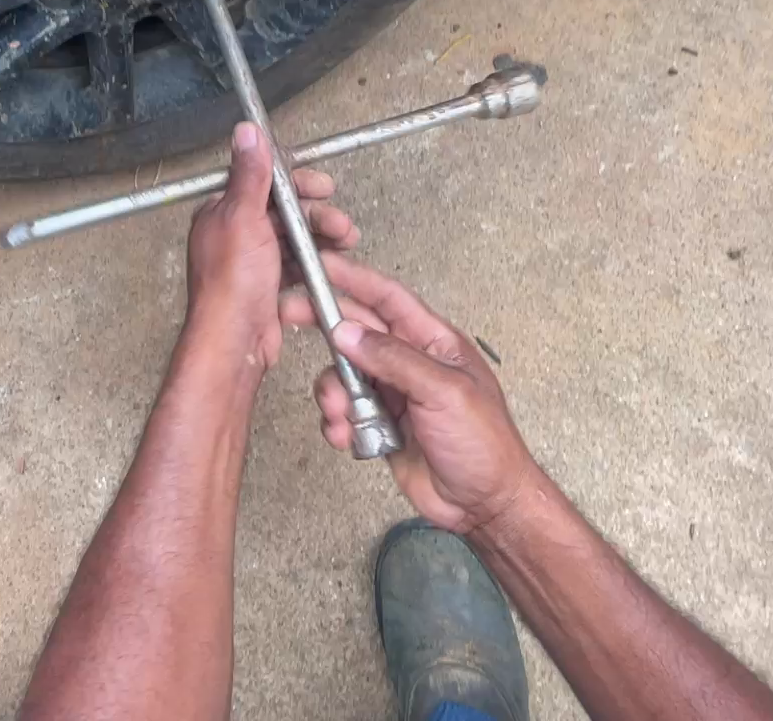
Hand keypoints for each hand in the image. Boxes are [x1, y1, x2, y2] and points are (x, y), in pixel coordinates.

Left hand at [181, 123, 358, 374]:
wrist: (234, 342)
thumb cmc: (231, 285)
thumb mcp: (243, 220)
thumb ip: (249, 176)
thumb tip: (247, 132)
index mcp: (221, 212)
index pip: (262, 182)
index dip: (295, 182)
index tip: (322, 186)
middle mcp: (234, 233)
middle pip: (283, 210)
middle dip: (316, 213)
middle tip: (339, 222)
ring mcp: (252, 260)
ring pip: (294, 237)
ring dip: (321, 236)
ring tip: (346, 241)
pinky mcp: (267, 284)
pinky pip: (297, 264)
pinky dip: (315, 261)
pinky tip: (333, 263)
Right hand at [281, 253, 537, 532]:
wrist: (483, 506)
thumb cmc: (483, 444)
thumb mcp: (443, 393)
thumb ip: (393, 359)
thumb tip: (346, 331)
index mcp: (432, 341)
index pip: (387, 298)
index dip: (353, 278)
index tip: (320, 264)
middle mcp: (407, 360)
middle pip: (356, 331)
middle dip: (323, 324)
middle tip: (289, 315)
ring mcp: (391, 391)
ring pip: (342, 373)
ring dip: (333, 392)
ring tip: (342, 415)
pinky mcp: (377, 421)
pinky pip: (342, 409)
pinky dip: (337, 421)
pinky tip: (347, 437)